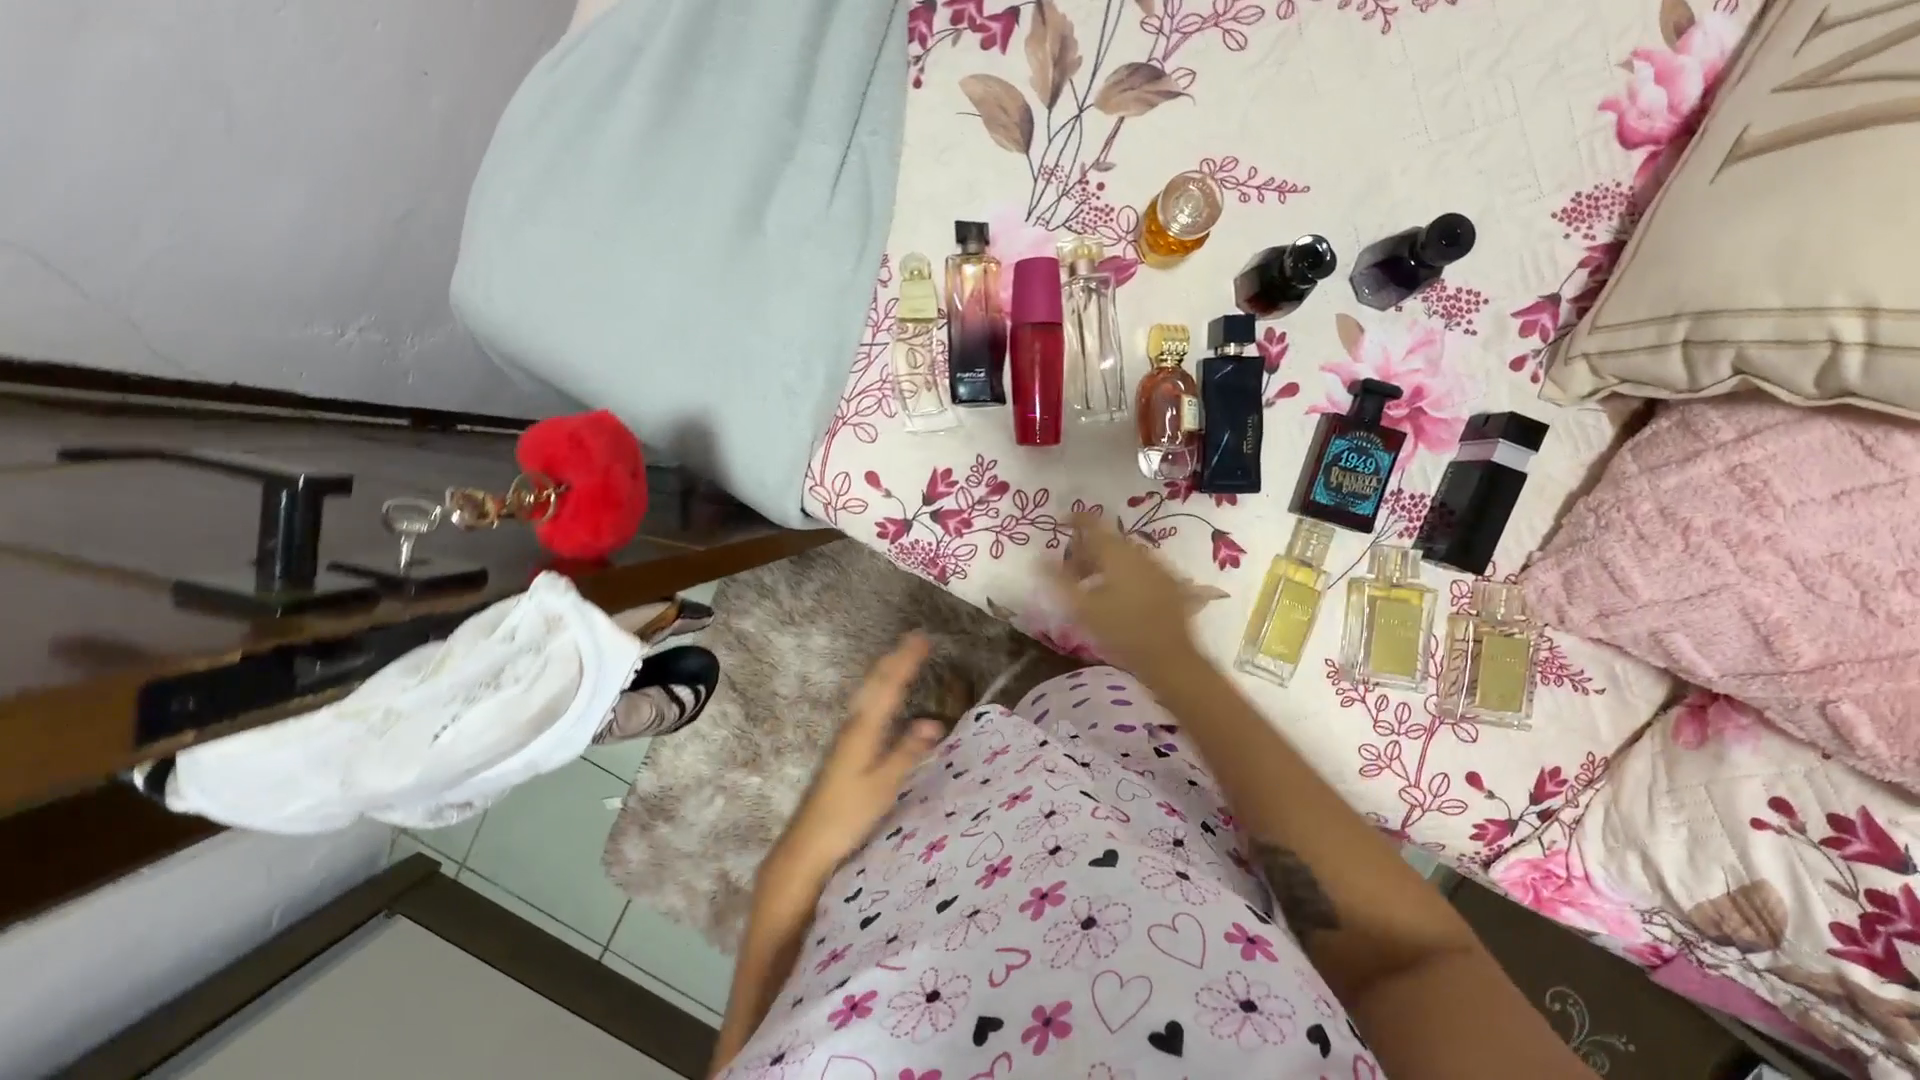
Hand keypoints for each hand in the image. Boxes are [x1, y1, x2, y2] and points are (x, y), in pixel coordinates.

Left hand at [770, 633, 945, 884]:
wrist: (809, 842)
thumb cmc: (847, 814)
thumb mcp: (883, 785)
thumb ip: (907, 752)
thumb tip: (933, 721)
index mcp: (864, 730)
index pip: (888, 686)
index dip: (905, 661)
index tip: (922, 638)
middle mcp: (853, 726)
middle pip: (874, 684)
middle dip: (895, 659)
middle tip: (915, 639)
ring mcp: (846, 736)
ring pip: (868, 693)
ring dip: (885, 672)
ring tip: (900, 657)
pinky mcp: (844, 749)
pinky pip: (865, 706)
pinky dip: (878, 691)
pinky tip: (880, 698)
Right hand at [1050, 512, 1202, 681]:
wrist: (1169, 657)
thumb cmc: (1121, 631)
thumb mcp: (1082, 608)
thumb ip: (1058, 580)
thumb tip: (1037, 559)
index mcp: (1116, 553)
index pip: (1092, 523)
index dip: (1074, 520)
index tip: (1059, 524)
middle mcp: (1139, 552)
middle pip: (1108, 541)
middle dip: (1087, 550)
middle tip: (1069, 569)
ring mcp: (1158, 567)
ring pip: (1124, 556)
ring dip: (1105, 564)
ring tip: (1090, 585)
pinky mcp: (1170, 584)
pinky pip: (1140, 569)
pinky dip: (1123, 574)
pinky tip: (1117, 595)